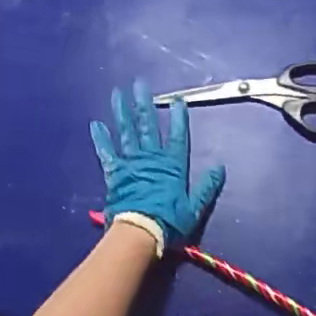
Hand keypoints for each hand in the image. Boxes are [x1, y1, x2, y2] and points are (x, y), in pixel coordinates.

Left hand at [90, 79, 226, 254]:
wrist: (140, 232)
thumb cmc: (169, 223)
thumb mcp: (195, 208)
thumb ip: (206, 187)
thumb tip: (220, 168)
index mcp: (173, 166)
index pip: (178, 136)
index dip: (178, 118)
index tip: (177, 100)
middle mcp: (152, 158)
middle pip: (148, 126)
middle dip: (144, 104)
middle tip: (139, 83)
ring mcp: (131, 163)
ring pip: (127, 132)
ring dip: (122, 112)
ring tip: (118, 93)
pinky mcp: (115, 173)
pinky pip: (106, 152)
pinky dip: (101, 139)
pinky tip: (95, 124)